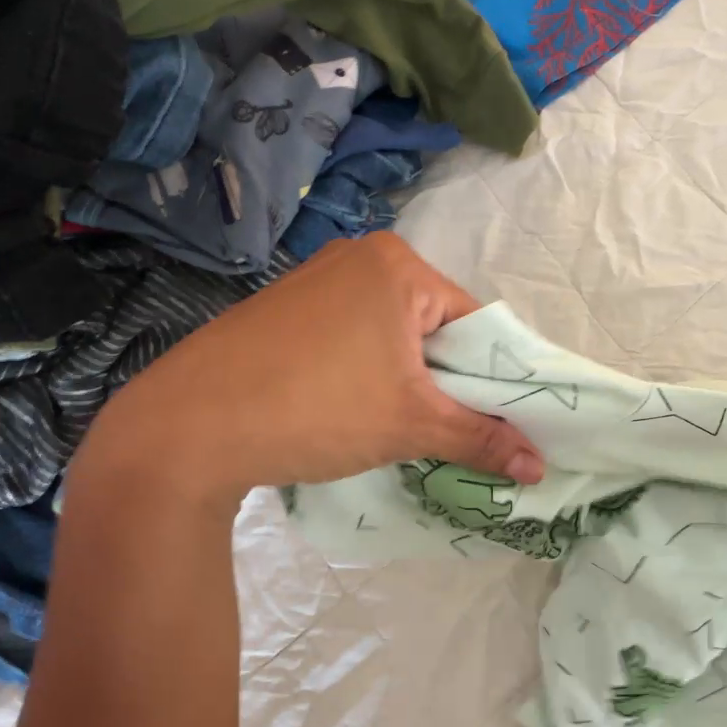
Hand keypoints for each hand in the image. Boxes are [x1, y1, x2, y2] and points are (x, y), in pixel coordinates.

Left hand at [75, 233, 543, 511]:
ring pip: (396, 335)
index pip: (478, 324)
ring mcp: (316, 279)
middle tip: (452, 431)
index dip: (496, 377)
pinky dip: (371, 373)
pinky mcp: (286, 308)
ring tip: (404, 426)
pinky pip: (356, 337)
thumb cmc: (315, 411)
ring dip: (411, 381)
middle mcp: (360, 258)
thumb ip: (483, 440)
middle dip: (450, 381)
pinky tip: (356, 410)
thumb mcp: (412, 426)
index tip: (500, 423)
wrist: (185, 430)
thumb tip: (541, 469)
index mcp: (399, 266)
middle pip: (438, 328)